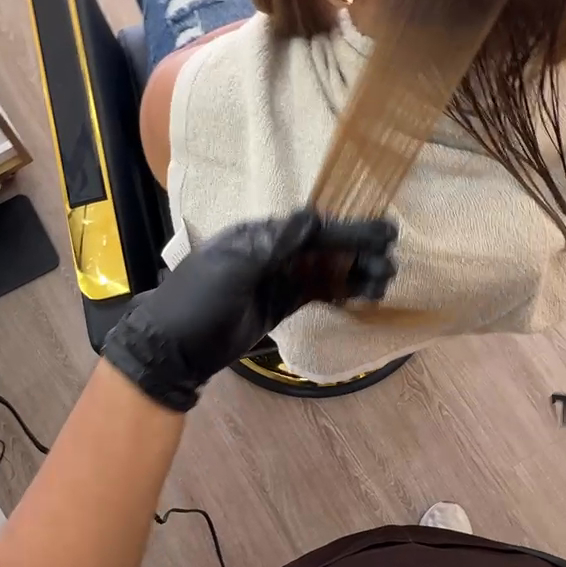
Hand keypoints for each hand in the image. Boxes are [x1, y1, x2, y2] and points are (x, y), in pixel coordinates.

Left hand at [103, 212, 397, 411]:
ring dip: (354, 274)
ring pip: (324, 271)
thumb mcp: (233, 269)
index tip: (382, 233)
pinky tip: (363, 294)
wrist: (173, 349)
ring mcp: (277, 280)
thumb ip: (274, 245)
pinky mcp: (280, 305)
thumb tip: (312, 218)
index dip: (347, 229)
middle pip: (324, 247)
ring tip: (385, 281)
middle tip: (391, 262)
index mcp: (259, 236)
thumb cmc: (198, 302)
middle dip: (358, 252)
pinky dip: (339, 292)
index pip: (311, 228)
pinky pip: (316, 293)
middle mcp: (273, 253)